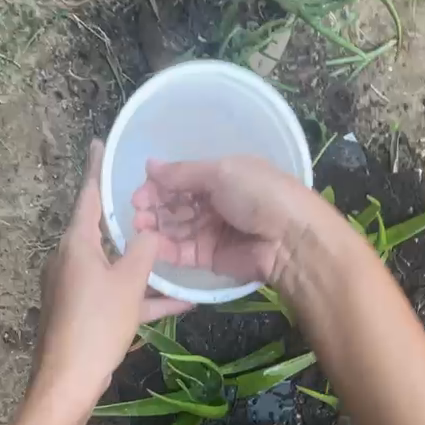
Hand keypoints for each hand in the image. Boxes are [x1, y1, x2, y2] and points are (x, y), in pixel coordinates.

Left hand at [35, 140, 189, 405]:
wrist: (68, 382)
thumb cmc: (97, 325)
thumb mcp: (129, 284)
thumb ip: (145, 251)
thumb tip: (152, 232)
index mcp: (76, 244)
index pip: (88, 195)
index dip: (97, 168)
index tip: (100, 143)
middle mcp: (69, 261)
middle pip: (102, 231)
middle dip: (130, 221)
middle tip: (154, 201)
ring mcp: (72, 289)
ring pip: (112, 267)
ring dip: (143, 266)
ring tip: (176, 254)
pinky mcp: (80, 315)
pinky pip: (113, 296)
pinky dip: (140, 297)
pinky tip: (179, 303)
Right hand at [130, 155, 320, 287]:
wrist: (288, 239)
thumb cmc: (259, 194)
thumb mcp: (221, 173)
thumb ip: (183, 173)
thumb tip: (150, 165)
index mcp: (221, 177)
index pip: (181, 180)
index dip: (159, 185)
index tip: (140, 191)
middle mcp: (214, 204)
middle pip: (175, 205)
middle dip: (154, 207)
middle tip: (137, 210)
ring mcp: (210, 232)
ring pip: (174, 229)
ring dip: (154, 226)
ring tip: (138, 226)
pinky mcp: (208, 258)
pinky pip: (180, 253)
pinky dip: (163, 248)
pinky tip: (147, 243)